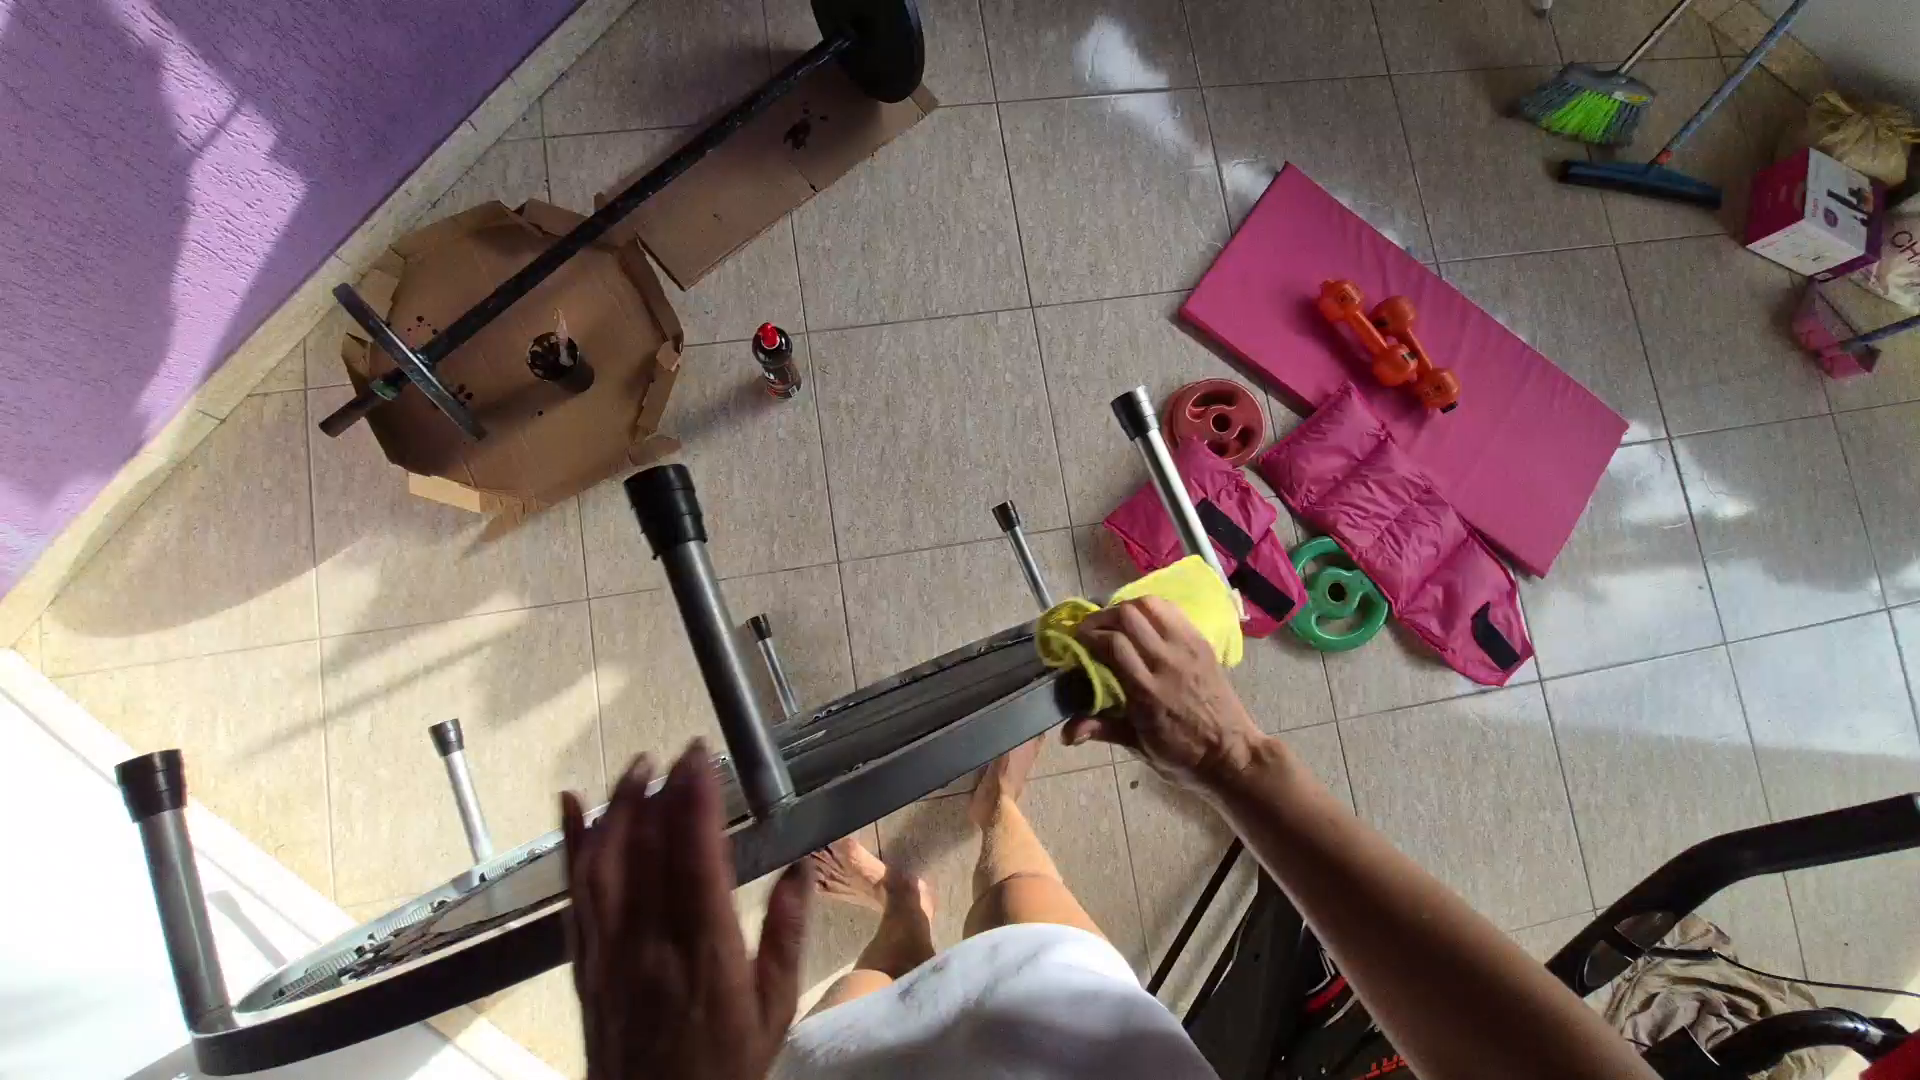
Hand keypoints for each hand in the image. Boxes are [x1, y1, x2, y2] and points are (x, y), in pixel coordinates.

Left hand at [561, 742, 811, 1079]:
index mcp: (704, 951)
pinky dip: (572, 847)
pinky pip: (574, 896)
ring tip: (638, 767)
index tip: (702, 760)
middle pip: (648, 852)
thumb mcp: (775, 1008)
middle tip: (681, 752)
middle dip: (663, 792)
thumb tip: (801, 866)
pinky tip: (574, 808)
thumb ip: (788, 935)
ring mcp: (609, 952)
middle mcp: (650, 943)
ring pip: (605, 865)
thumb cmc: (725, 1065)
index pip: (696, 859)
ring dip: (619, 808)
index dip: (696, 803)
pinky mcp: (584, 963)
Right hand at [1064, 596, 1265, 789]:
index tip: (1076, 640)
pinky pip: (1172, 611)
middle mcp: (1167, 663)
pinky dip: (1150, 609)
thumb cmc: (1181, 755)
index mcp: (1147, 692)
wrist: (1232, 754)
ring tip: (1115, 622)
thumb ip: (1101, 729)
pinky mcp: (1201, 643)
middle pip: (1128, 616)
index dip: (1089, 635)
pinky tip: (1142, 621)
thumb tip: (1066, 734)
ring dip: (1125, 608)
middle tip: (1091, 629)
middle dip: (1102, 617)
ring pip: (1150, 605)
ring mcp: (1187, 649)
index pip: (1113, 644)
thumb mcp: (1138, 747)